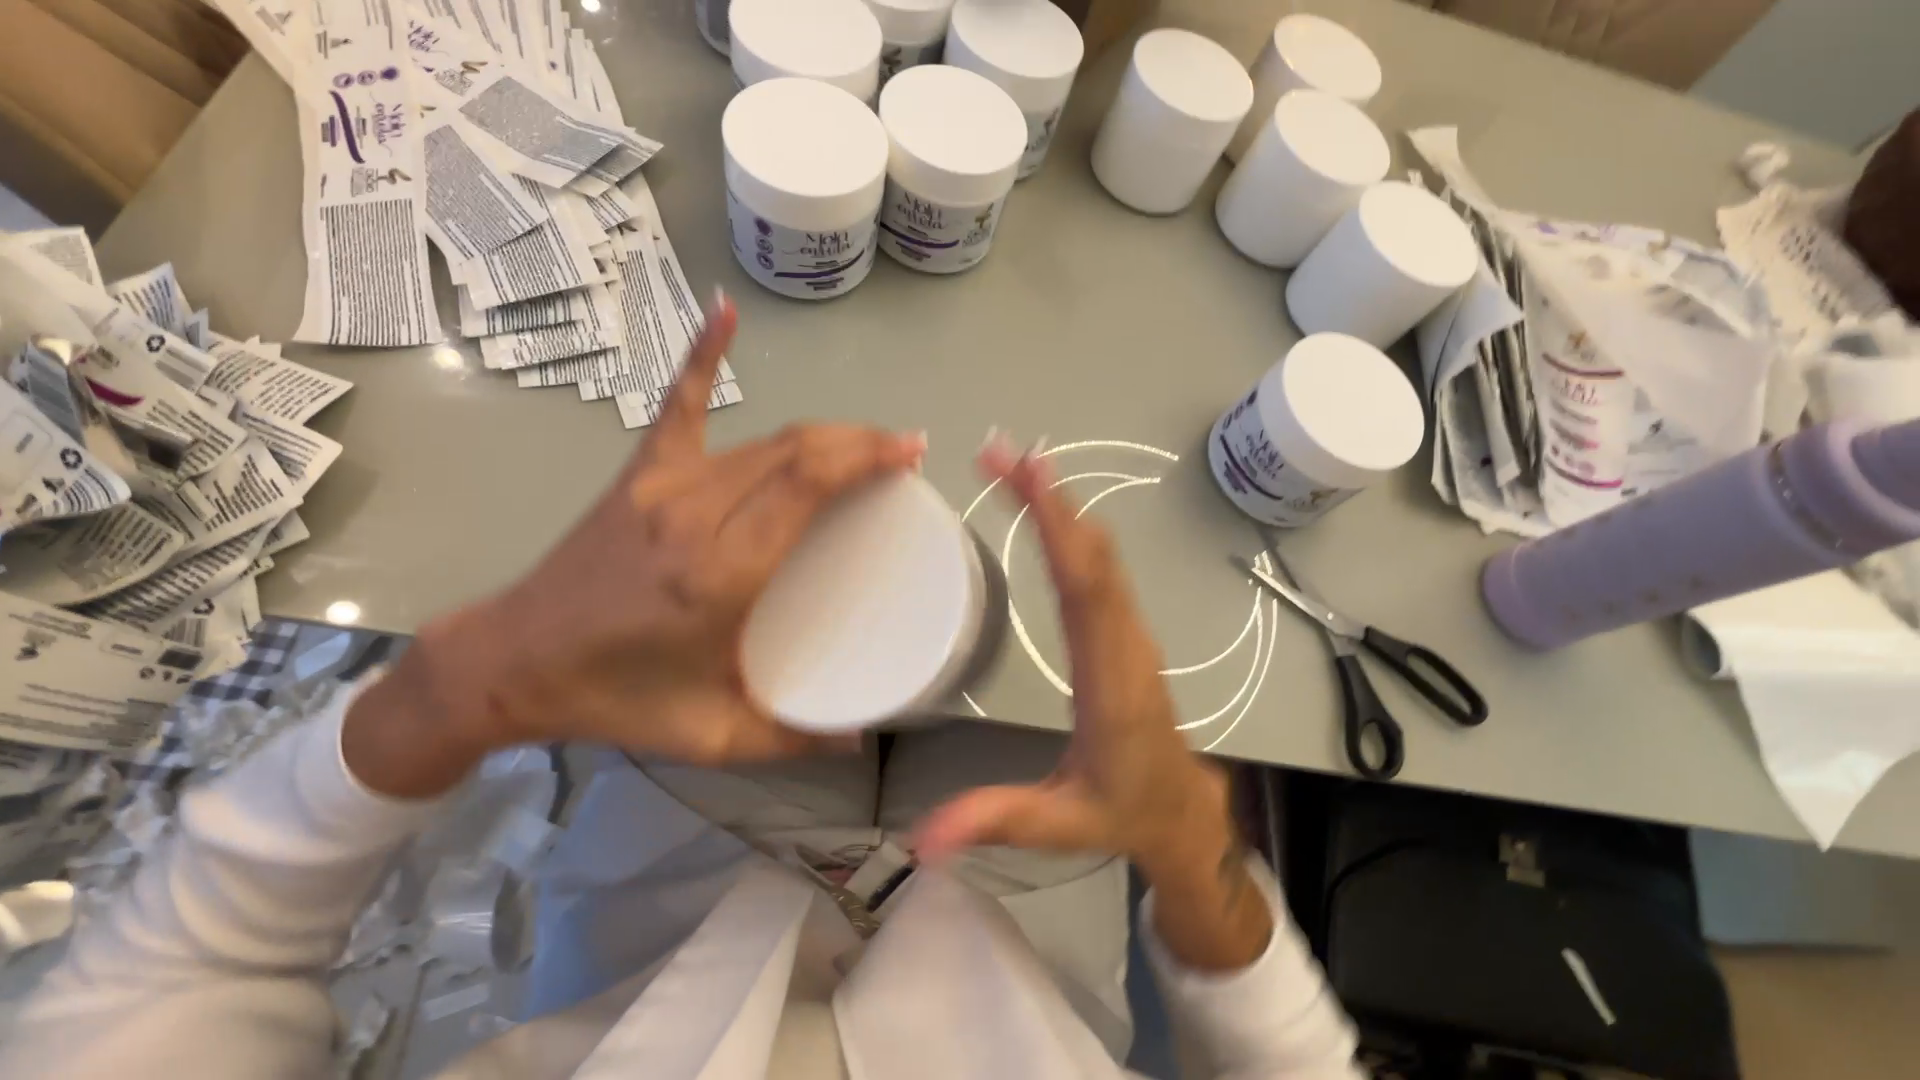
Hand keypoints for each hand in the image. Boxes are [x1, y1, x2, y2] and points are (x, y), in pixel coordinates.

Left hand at [345, 293, 924, 796]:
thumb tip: (863, 738)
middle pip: (792, 453)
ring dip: (819, 430)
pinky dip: (703, 356)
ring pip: (758, 438)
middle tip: (903, 450)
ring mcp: (661, 486)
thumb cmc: (614, 698)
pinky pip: (677, 406)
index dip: (864, 457)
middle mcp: (694, 515)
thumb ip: (792, 737)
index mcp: (719, 573)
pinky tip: (725, 311)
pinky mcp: (638, 476)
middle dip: (856, 441)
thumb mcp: (711, 735)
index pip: (805, 488)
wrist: (509, 663)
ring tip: (863, 438)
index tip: (909, 454)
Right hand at [913, 436, 1271, 969]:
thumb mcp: (1061, 823)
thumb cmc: (1123, 811)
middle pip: (1092, 556)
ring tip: (1010, 465)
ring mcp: (1129, 632)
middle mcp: (1125, 642)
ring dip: (1059, 505)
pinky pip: (1099, 567)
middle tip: (997, 452)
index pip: (1085, 592)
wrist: (1182, 809)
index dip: (1058, 530)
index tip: (1027, 476)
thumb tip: (918, 841)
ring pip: (1100, 554)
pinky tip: (1042, 507)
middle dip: (1048, 498)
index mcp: (1110, 681)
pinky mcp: (1123, 630)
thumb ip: (994, 821)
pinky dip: (1070, 527)